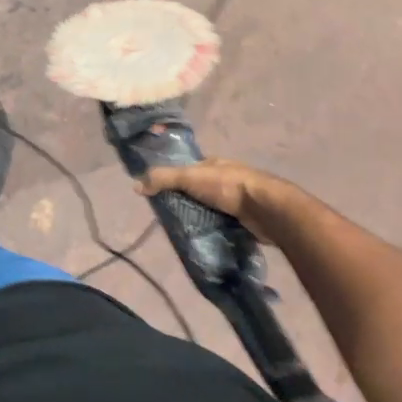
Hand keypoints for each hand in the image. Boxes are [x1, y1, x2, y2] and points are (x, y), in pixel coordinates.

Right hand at [136, 158, 300, 241]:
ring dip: (202, 216)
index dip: (176, 179)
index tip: (163, 194)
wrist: (266, 209)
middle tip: (172, 215)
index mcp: (215, 164)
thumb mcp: (189, 177)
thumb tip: (135, 186)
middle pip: (201, 189)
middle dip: (188, 200)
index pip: (190, 169)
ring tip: (186, 229)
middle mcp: (227, 178)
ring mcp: (239, 198)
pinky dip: (215, 228)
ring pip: (213, 207)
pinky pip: (225, 222)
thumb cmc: (227, 186)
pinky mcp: (247, 218)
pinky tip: (206, 236)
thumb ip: (162, 179)